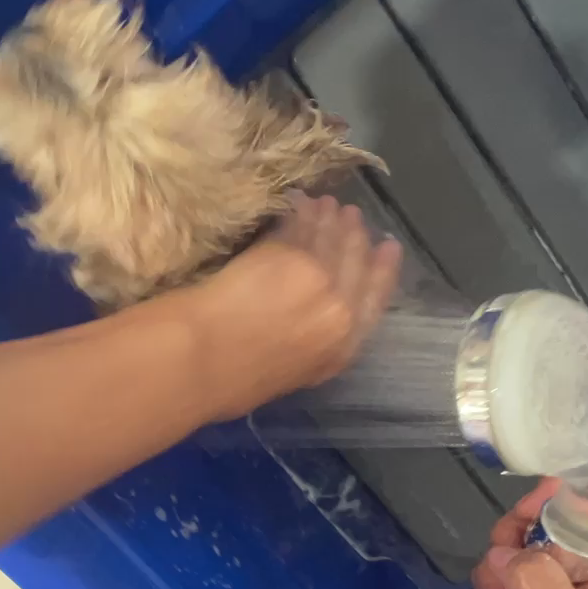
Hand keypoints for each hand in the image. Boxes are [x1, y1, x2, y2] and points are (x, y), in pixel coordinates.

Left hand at [171, 193, 400, 419]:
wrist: (200, 361)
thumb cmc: (232, 385)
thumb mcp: (289, 376)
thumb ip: (310, 347)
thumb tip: (306, 327)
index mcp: (342, 348)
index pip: (376, 301)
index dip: (383, 271)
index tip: (387, 246)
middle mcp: (338, 310)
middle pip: (356, 263)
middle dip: (356, 236)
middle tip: (352, 215)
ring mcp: (314, 277)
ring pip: (330, 239)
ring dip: (330, 218)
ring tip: (328, 205)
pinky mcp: (285, 253)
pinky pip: (299, 227)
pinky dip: (301, 213)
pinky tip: (299, 203)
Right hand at [475, 481, 587, 588]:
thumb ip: (537, 576)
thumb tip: (504, 554)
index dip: (568, 492)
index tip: (529, 511)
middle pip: (555, 516)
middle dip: (518, 535)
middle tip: (503, 564)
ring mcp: (572, 585)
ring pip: (526, 542)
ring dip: (501, 566)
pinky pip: (514, 570)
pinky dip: (497, 584)